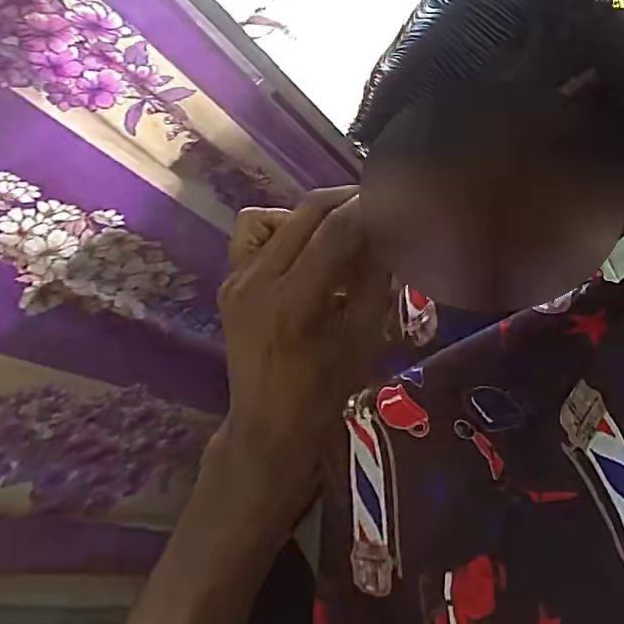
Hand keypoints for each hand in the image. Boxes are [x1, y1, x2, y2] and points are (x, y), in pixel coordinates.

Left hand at [210, 186, 392, 516]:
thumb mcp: (364, 334)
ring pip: (282, 214)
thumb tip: (391, 226)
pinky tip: (303, 247)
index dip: (371, 207)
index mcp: (294, 303)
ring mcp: (236, 278)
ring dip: (320, 212)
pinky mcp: (228, 279)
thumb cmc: (326, 389)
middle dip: (349, 199)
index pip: (338, 230)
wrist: (268, 426)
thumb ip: (377, 274)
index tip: (395, 198)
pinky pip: (254, 230)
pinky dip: (283, 226)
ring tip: (344, 228)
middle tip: (377, 204)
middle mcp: (258, 281)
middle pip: (309, 211)